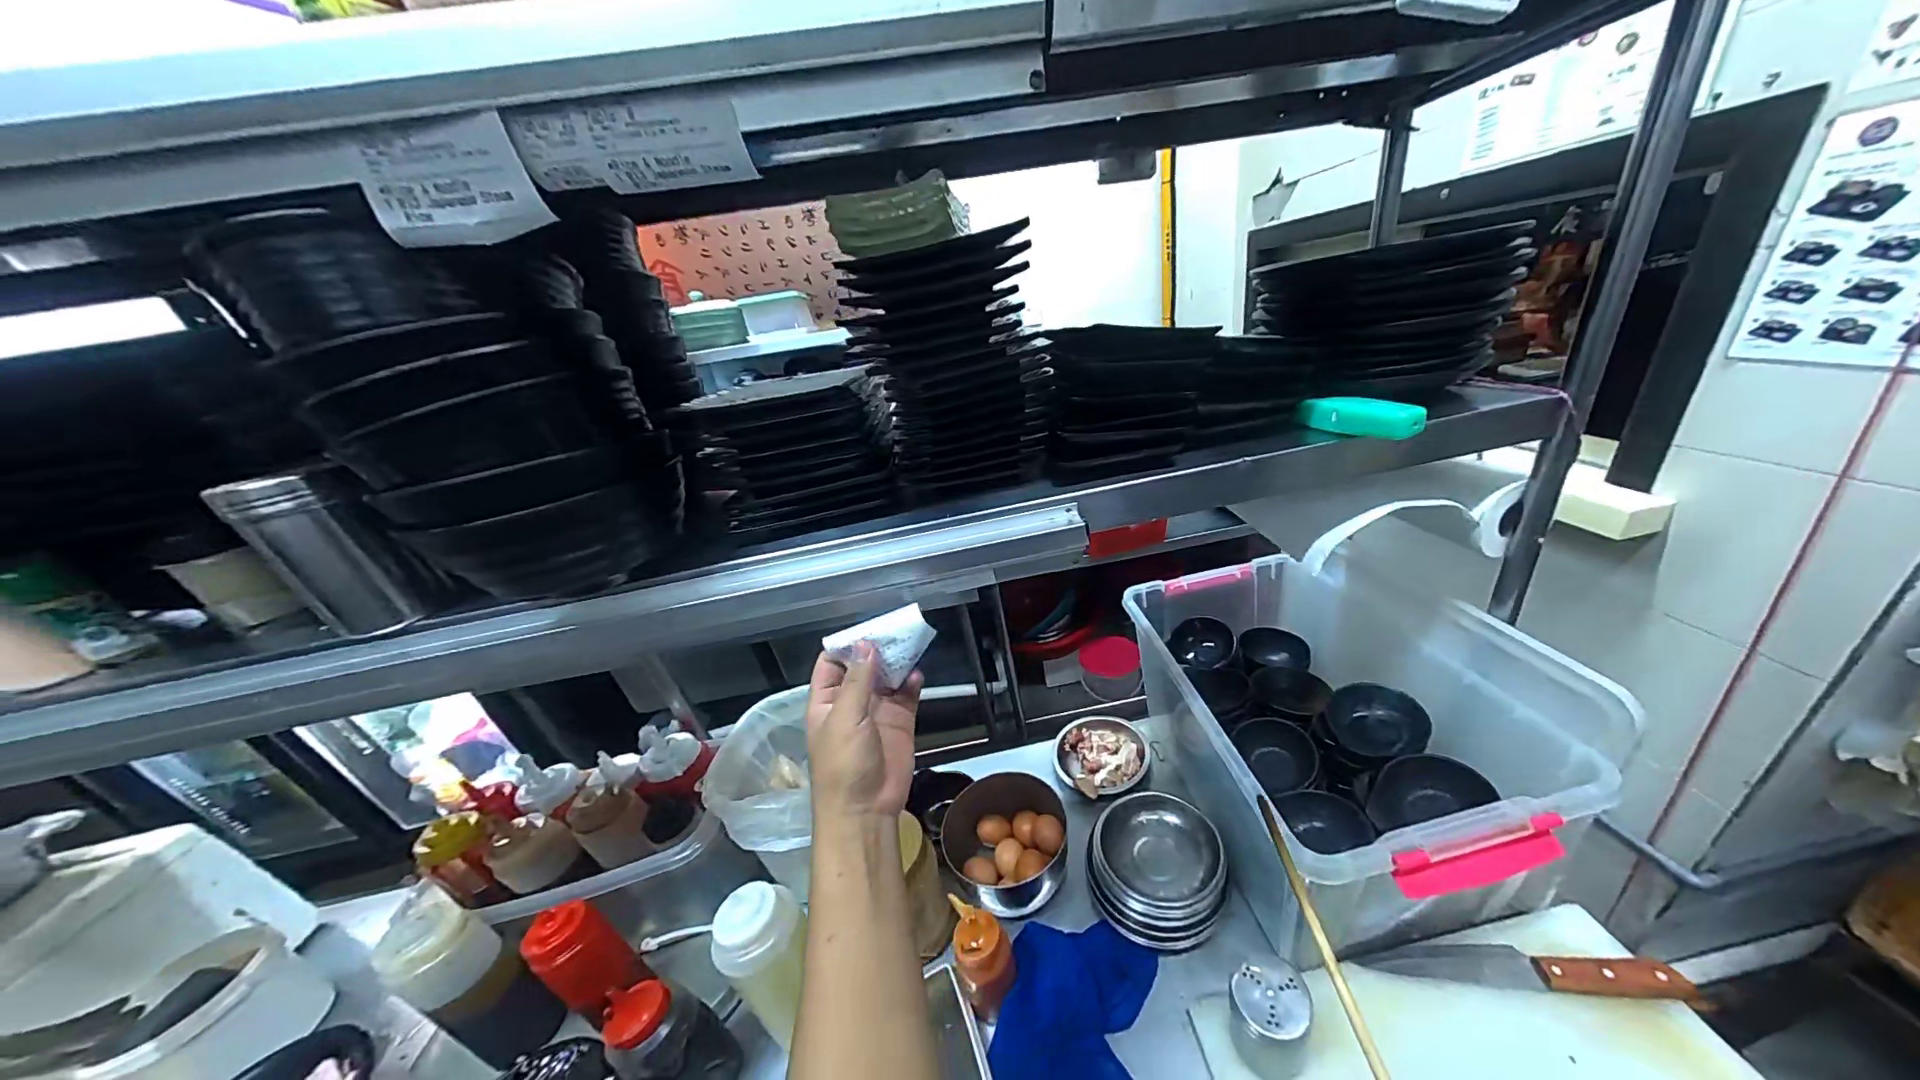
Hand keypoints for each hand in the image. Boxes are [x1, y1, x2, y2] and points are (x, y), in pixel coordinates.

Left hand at [805, 644, 923, 820]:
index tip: (867, 630)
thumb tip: (866, 645)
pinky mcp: (900, 722)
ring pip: (887, 677)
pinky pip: (906, 694)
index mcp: (827, 700)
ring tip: (910, 643)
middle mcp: (851, 701)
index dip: (847, 645)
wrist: (866, 810)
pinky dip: (912, 682)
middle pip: (864, 665)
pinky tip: (916, 674)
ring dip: (897, 661)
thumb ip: (858, 680)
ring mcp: (876, 711)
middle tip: (895, 629)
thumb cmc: (844, 764)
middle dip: (877, 648)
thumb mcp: (845, 718)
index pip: (832, 663)